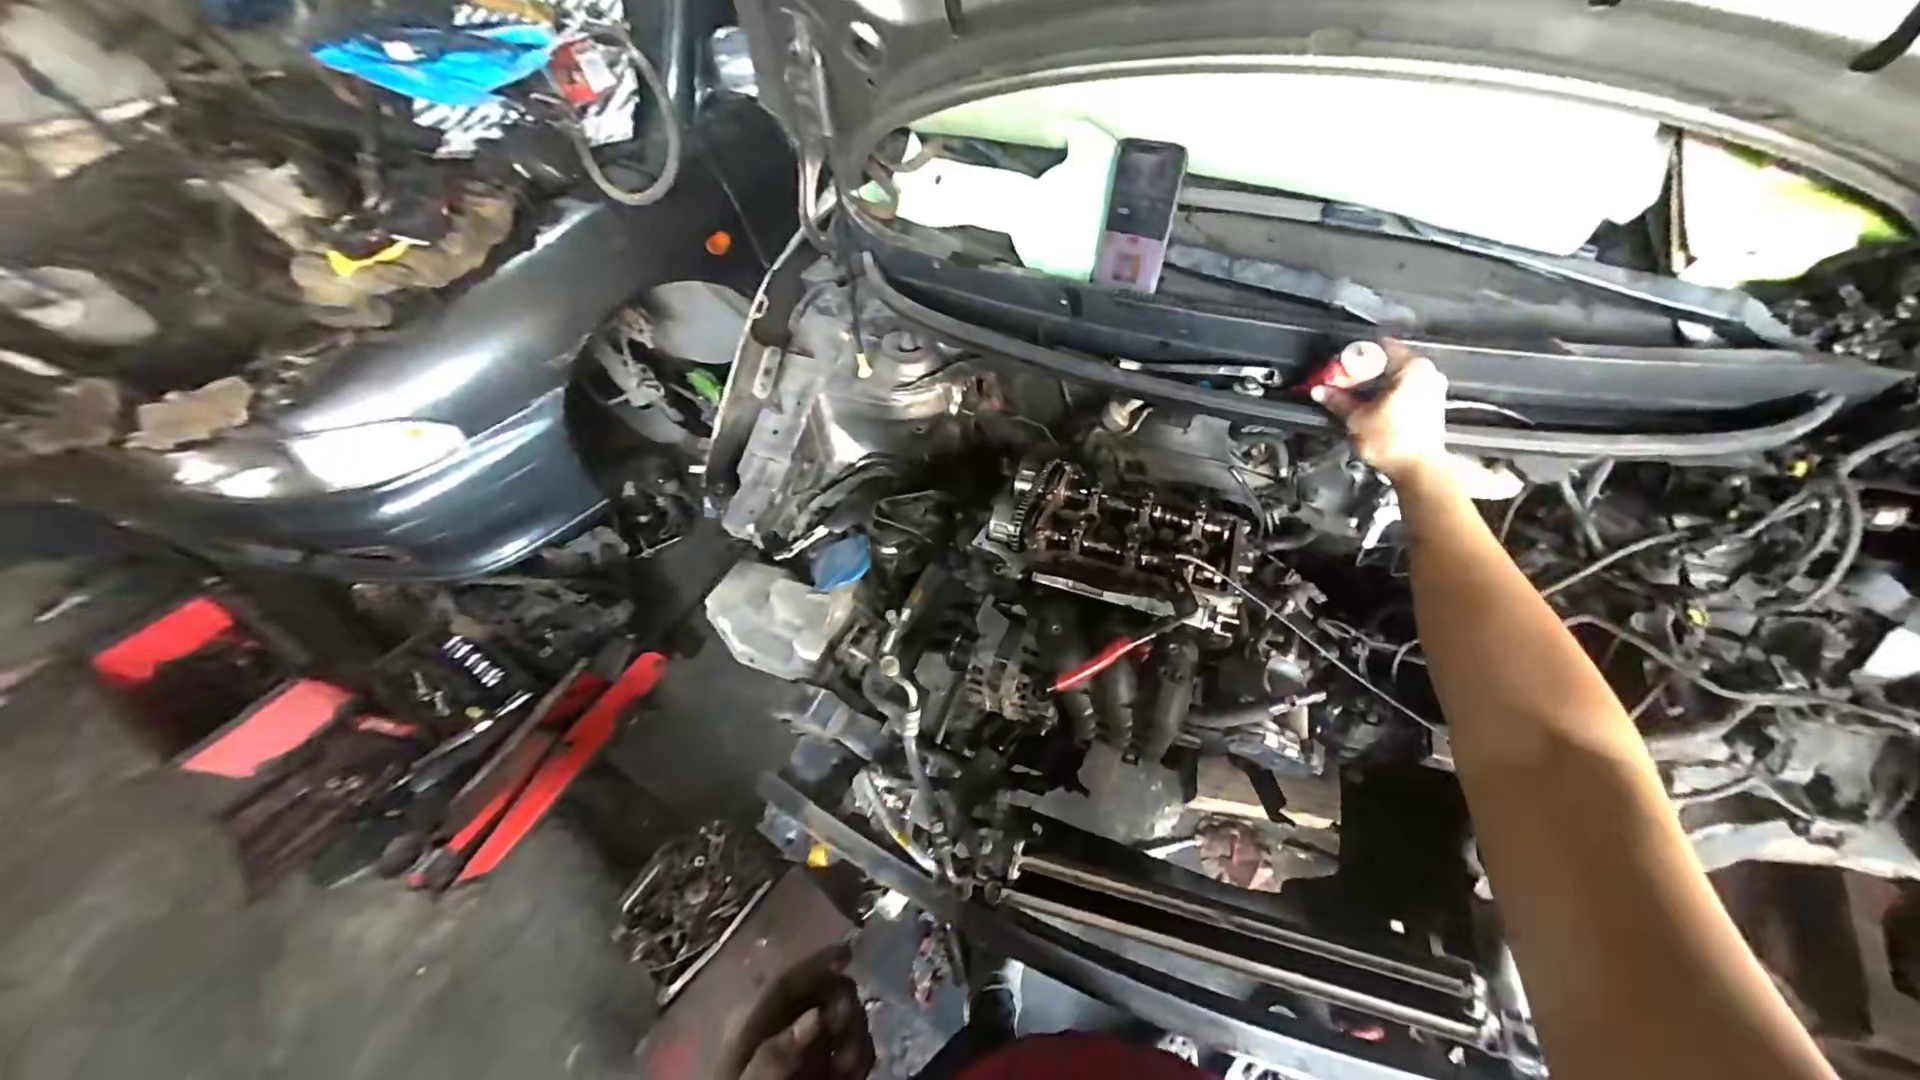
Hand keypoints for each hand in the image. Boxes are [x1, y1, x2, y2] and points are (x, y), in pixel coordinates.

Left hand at [725, 946, 874, 1079]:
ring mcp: (805, 1056)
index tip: (847, 954)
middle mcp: (782, 1034)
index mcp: (752, 1030)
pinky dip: (860, 1053)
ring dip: (854, 1029)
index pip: (785, 984)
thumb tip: (815, 1015)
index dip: (816, 964)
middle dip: (840, 1000)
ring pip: (839, 1020)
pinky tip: (857, 1069)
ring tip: (852, 1060)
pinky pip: (850, 1051)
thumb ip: (773, 1057)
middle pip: (819, 995)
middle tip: (846, 1021)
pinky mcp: (826, 1075)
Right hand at [1311, 339, 1449, 485]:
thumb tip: (1318, 390)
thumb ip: (1337, 400)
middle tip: (1341, 380)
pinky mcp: (1431, 405)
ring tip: (1352, 394)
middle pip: (1390, 362)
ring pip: (1397, 377)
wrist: (1418, 468)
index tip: (1338, 365)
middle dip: (1364, 371)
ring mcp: (1433, 388)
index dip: (1355, 355)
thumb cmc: (1390, 439)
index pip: (1380, 348)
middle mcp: (1428, 372)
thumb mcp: (1357, 417)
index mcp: (1412, 368)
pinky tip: (1370, 404)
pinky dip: (1387, 392)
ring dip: (1375, 383)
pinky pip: (1405, 389)